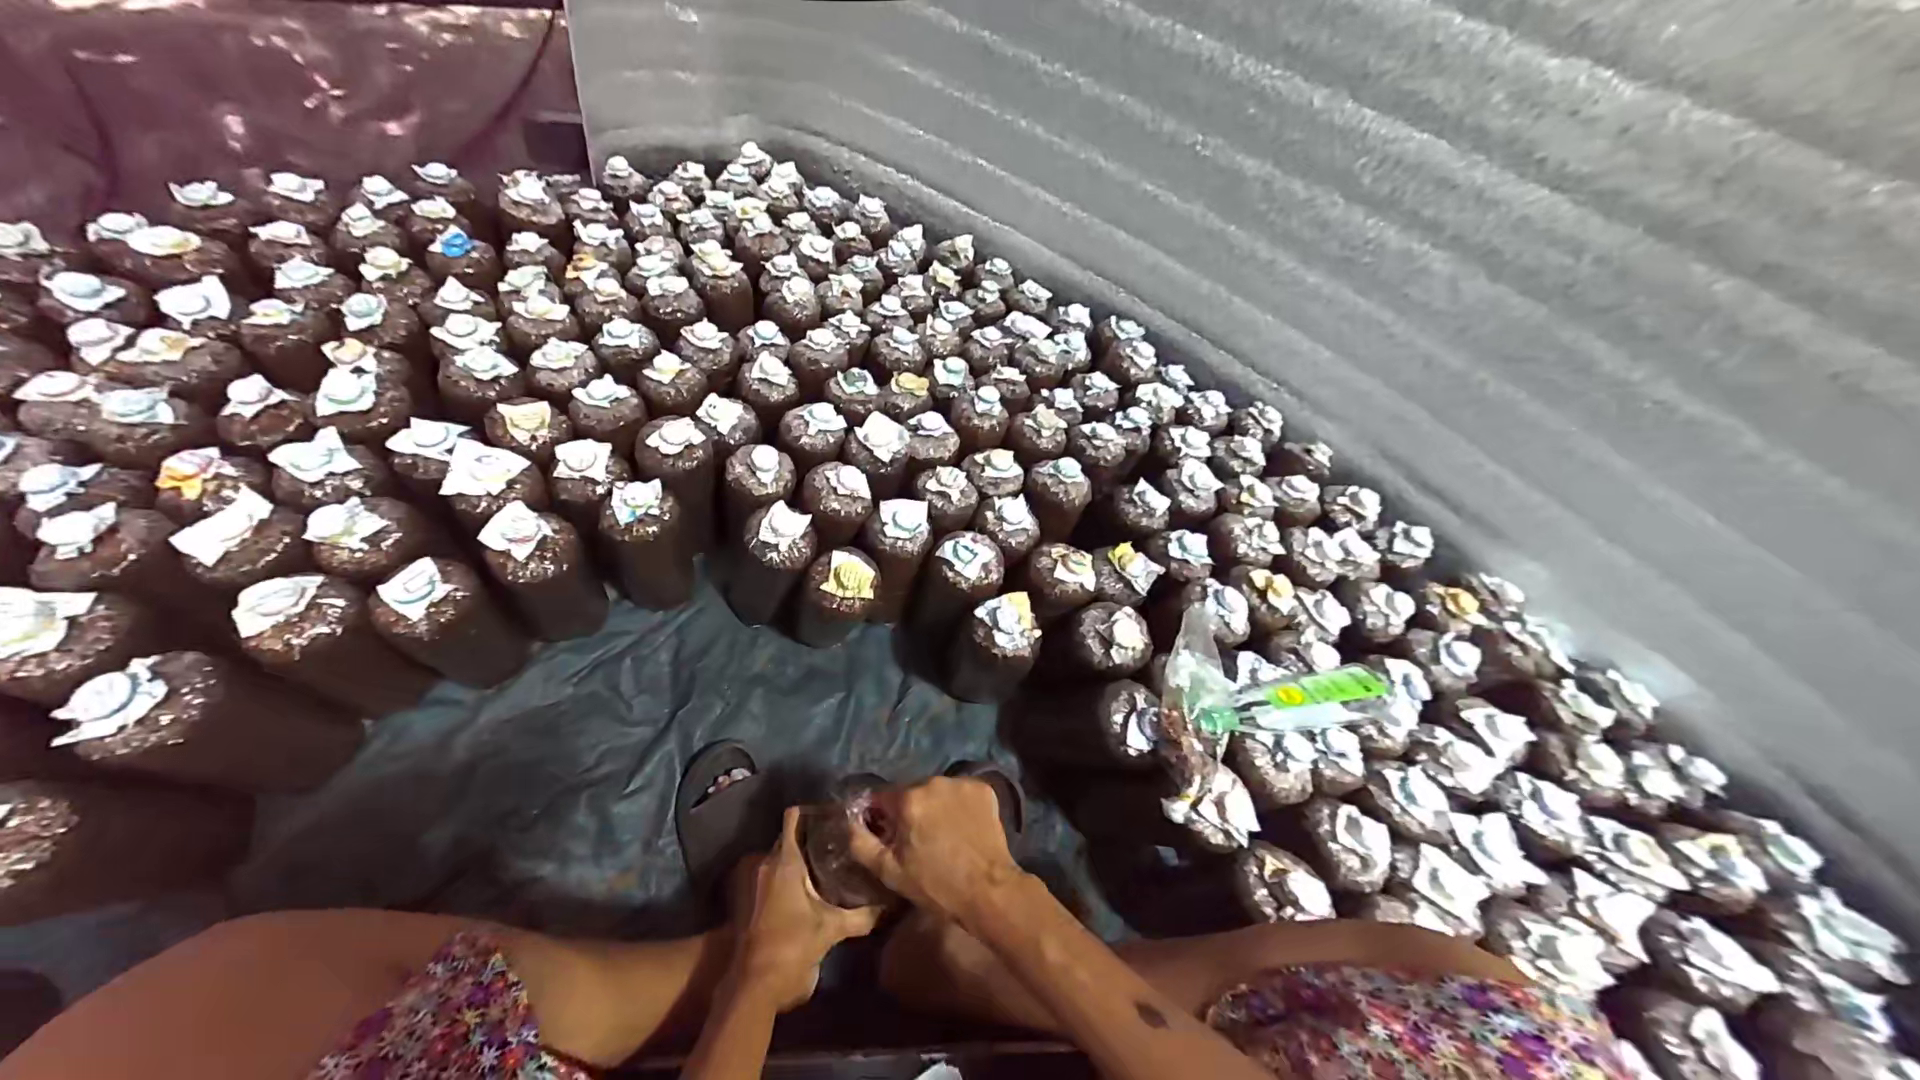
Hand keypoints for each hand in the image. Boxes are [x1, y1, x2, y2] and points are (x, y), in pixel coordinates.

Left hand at [732, 807, 881, 1011]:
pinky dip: (796, 875)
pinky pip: (778, 875)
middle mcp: (768, 864)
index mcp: (785, 861)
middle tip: (846, 838)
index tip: (839, 813)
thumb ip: (863, 915)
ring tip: (837, 859)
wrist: (755, 987)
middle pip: (792, 835)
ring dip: (806, 856)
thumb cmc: (792, 946)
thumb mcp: (832, 929)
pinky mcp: (757, 901)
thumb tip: (891, 906)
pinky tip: (819, 886)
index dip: (816, 809)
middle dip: (816, 834)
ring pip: (785, 857)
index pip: (795, 816)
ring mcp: (759, 883)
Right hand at [846, 776, 1025, 924]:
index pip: (883, 797)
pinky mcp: (984, 789)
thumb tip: (849, 821)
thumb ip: (861, 843)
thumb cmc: (936, 885)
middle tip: (918, 839)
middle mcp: (934, 781)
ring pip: (938, 791)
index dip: (882, 816)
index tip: (889, 835)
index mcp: (908, 798)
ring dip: (936, 806)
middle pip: (912, 792)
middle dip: (910, 810)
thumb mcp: (889, 871)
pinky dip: (960, 805)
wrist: (988, 890)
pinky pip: (962, 793)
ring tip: (944, 834)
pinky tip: (964, 827)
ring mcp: (962, 783)